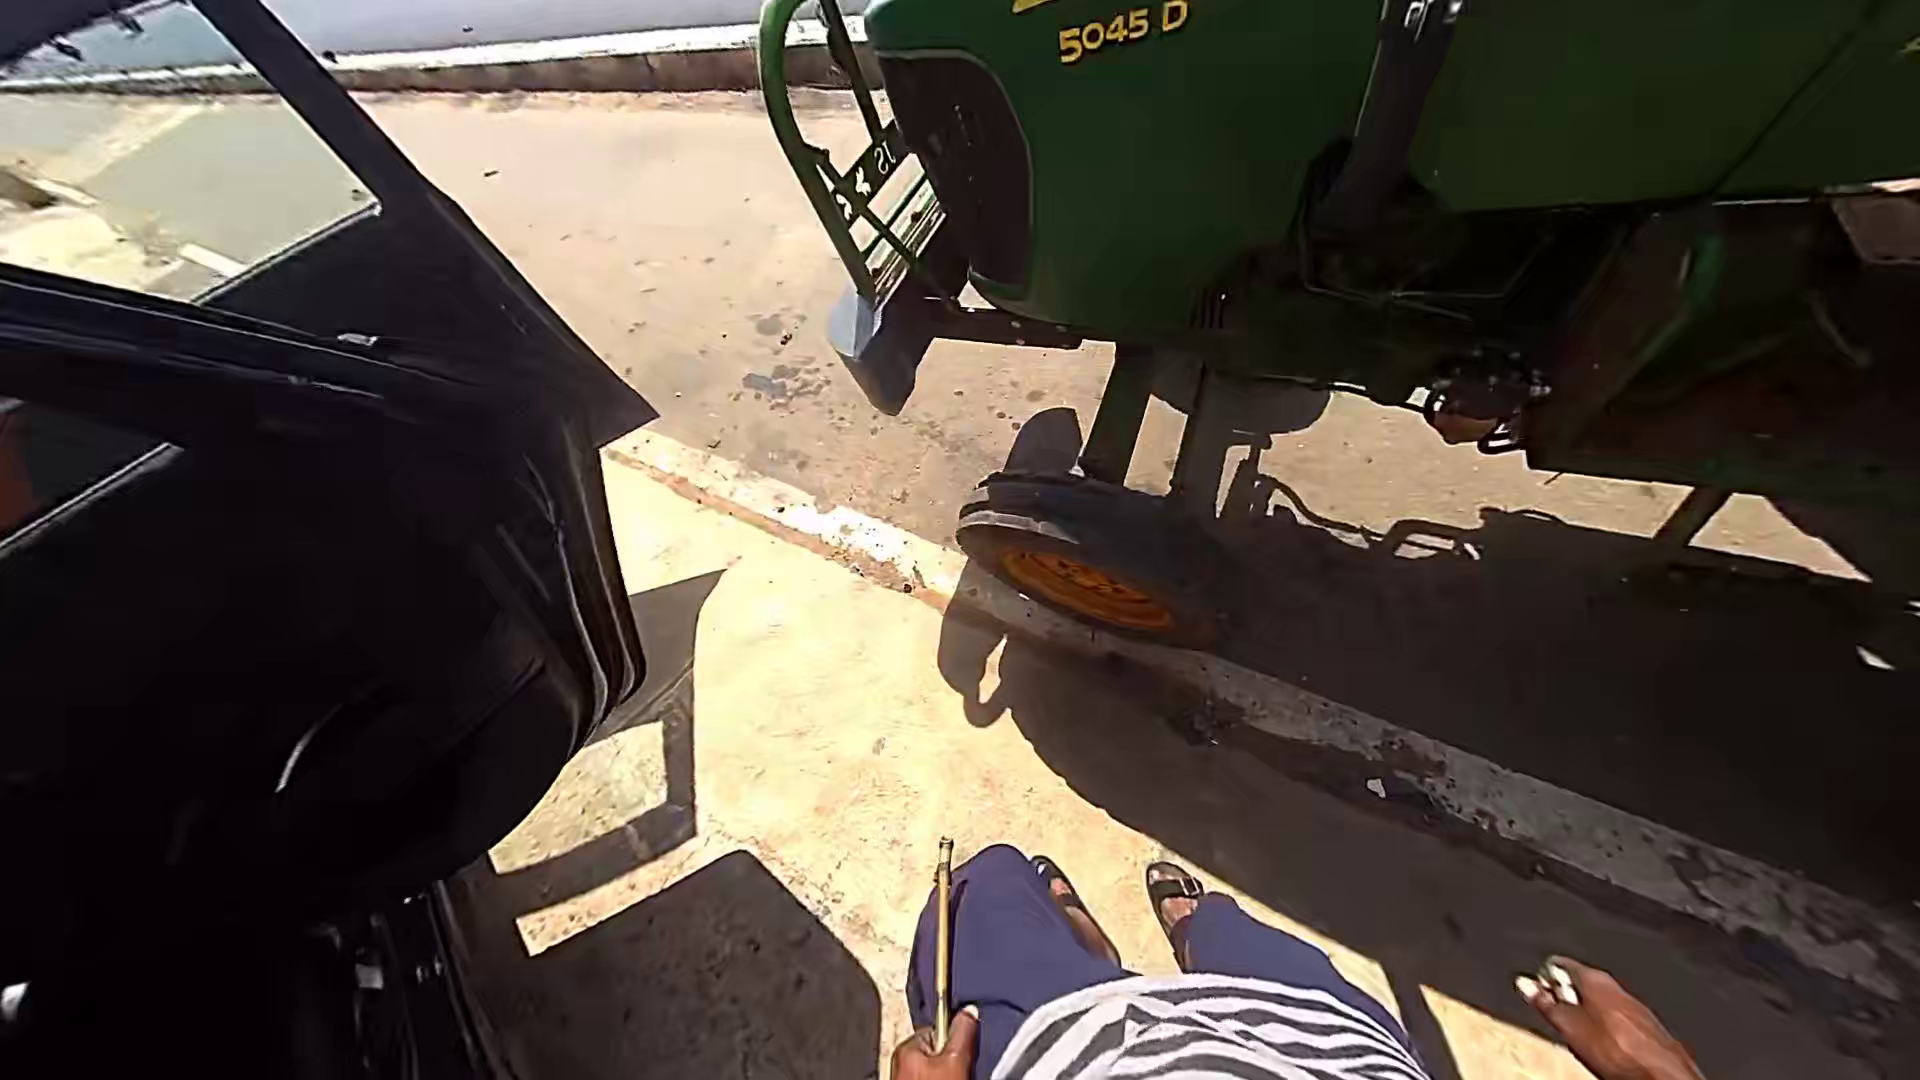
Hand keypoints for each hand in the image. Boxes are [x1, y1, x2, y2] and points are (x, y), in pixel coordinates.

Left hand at [890, 1004, 979, 1079]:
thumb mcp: (956, 1062)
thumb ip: (963, 1032)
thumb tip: (969, 1010)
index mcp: (904, 1049)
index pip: (937, 1030)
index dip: (954, 1041)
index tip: (964, 1052)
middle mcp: (898, 1064)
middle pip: (936, 1051)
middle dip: (949, 1060)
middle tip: (959, 1074)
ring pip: (934, 1070)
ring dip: (946, 1074)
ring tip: (956, 1079)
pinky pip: (931, 1078)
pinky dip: (942, 1079)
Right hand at [1517, 957, 1705, 1079]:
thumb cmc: (1615, 1052)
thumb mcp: (1566, 1025)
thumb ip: (1542, 1001)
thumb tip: (1523, 982)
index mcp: (1595, 978)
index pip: (1558, 964)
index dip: (1545, 979)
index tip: (1541, 996)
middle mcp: (1620, 989)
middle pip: (1583, 985)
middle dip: (1570, 1000)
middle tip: (1562, 1020)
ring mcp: (1643, 1013)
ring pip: (1606, 1006)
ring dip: (1592, 1017)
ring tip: (1586, 1039)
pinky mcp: (1660, 1036)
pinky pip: (1627, 1025)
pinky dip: (1614, 1032)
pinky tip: (1612, 1050)